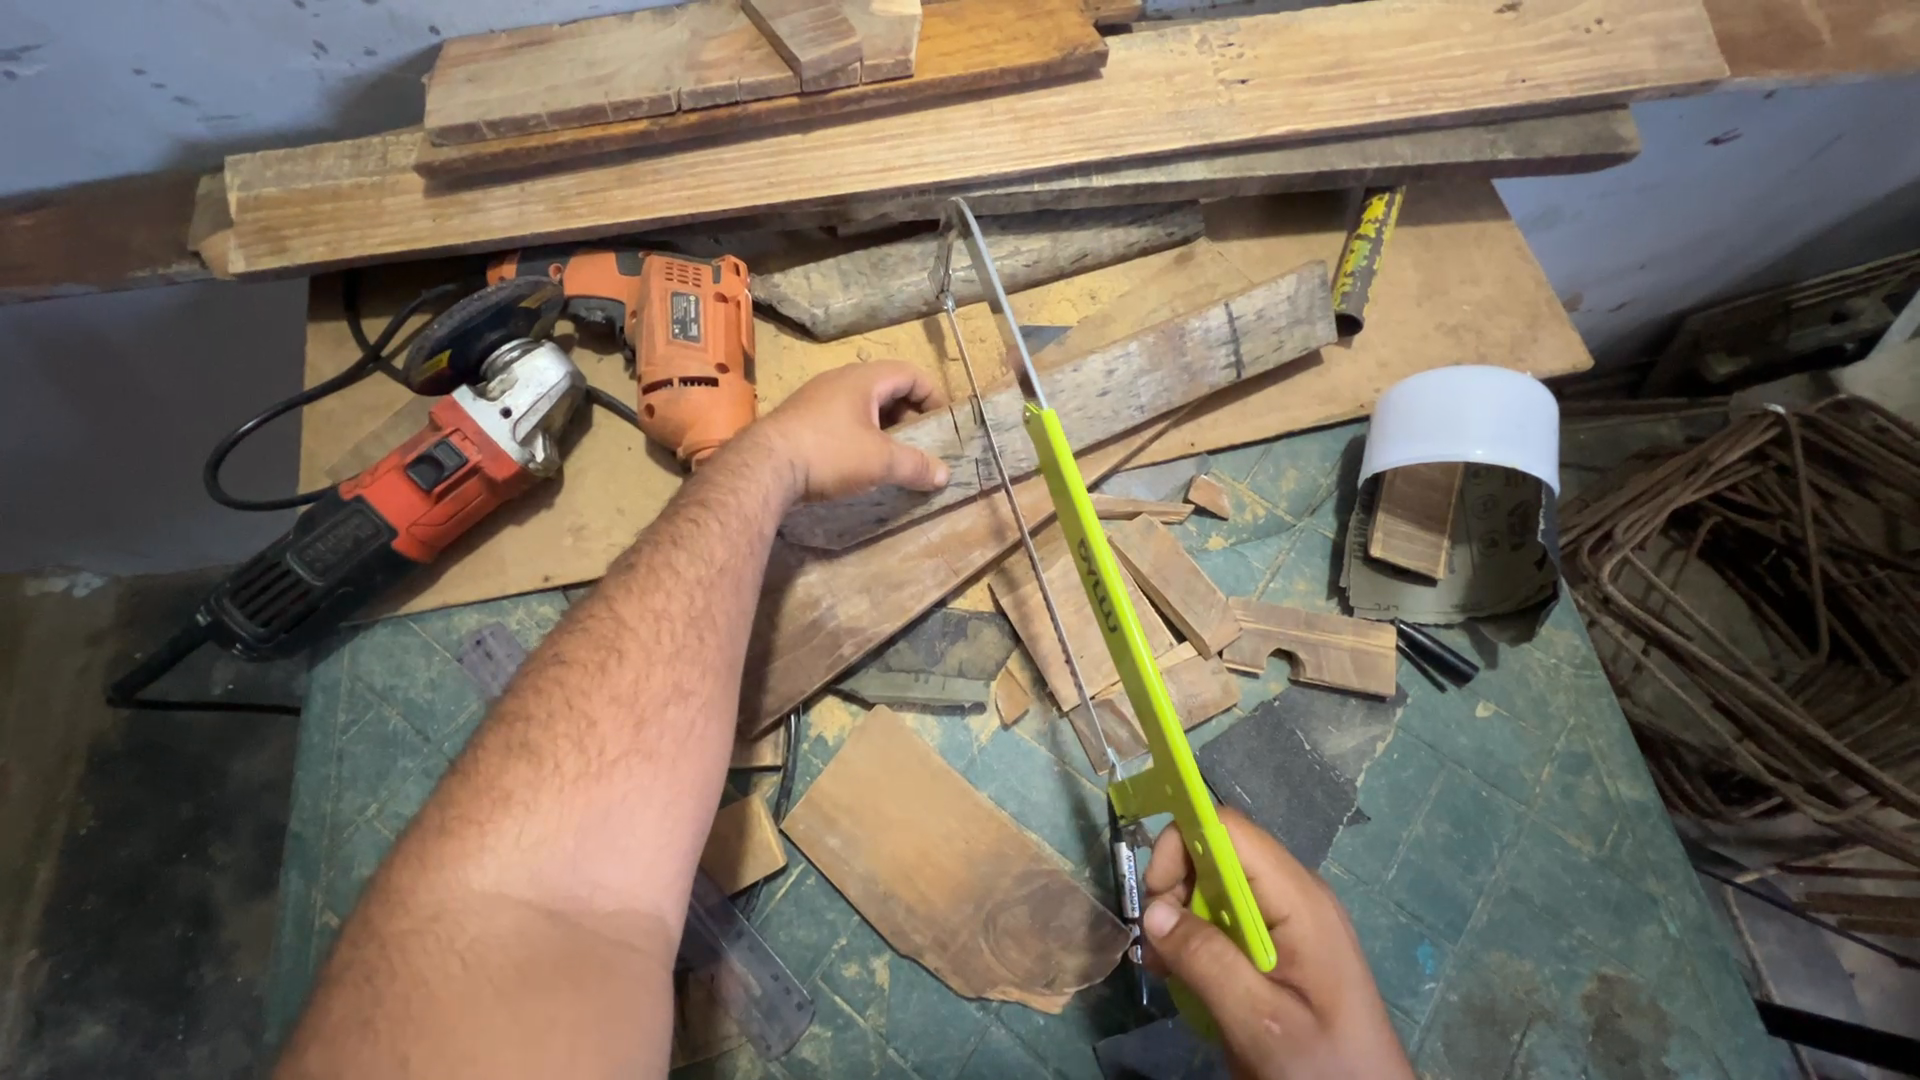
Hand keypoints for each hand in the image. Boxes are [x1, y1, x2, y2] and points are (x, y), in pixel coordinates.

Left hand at [753, 360, 951, 503]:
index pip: (910, 373)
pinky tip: (859, 461)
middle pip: (886, 387)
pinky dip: (859, 434)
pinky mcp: (800, 419)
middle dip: (909, 414)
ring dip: (883, 426)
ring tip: (893, 454)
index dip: (932, 394)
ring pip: (862, 405)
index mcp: (864, 379)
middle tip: (920, 441)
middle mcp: (839, 380)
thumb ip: (916, 465)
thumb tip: (944, 474)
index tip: (943, 422)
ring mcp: (816, 398)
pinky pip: (841, 419)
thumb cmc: (830, 453)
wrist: (764, 466)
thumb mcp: (881, 461)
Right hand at [1142, 807, 1413, 1079]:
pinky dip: (1200, 937)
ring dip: (1182, 918)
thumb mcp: (1261, 1024)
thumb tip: (1154, 911)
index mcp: (1298, 898)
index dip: (1182, 844)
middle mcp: (1294, 893)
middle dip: (1175, 888)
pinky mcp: (1283, 941)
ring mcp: (1290, 916)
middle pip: (1217, 854)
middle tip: (1158, 947)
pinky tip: (1192, 977)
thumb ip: (1208, 962)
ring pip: (1216, 885)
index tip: (1156, 898)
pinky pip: (1229, 915)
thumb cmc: (1325, 1068)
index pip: (1227, 828)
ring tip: (1169, 970)